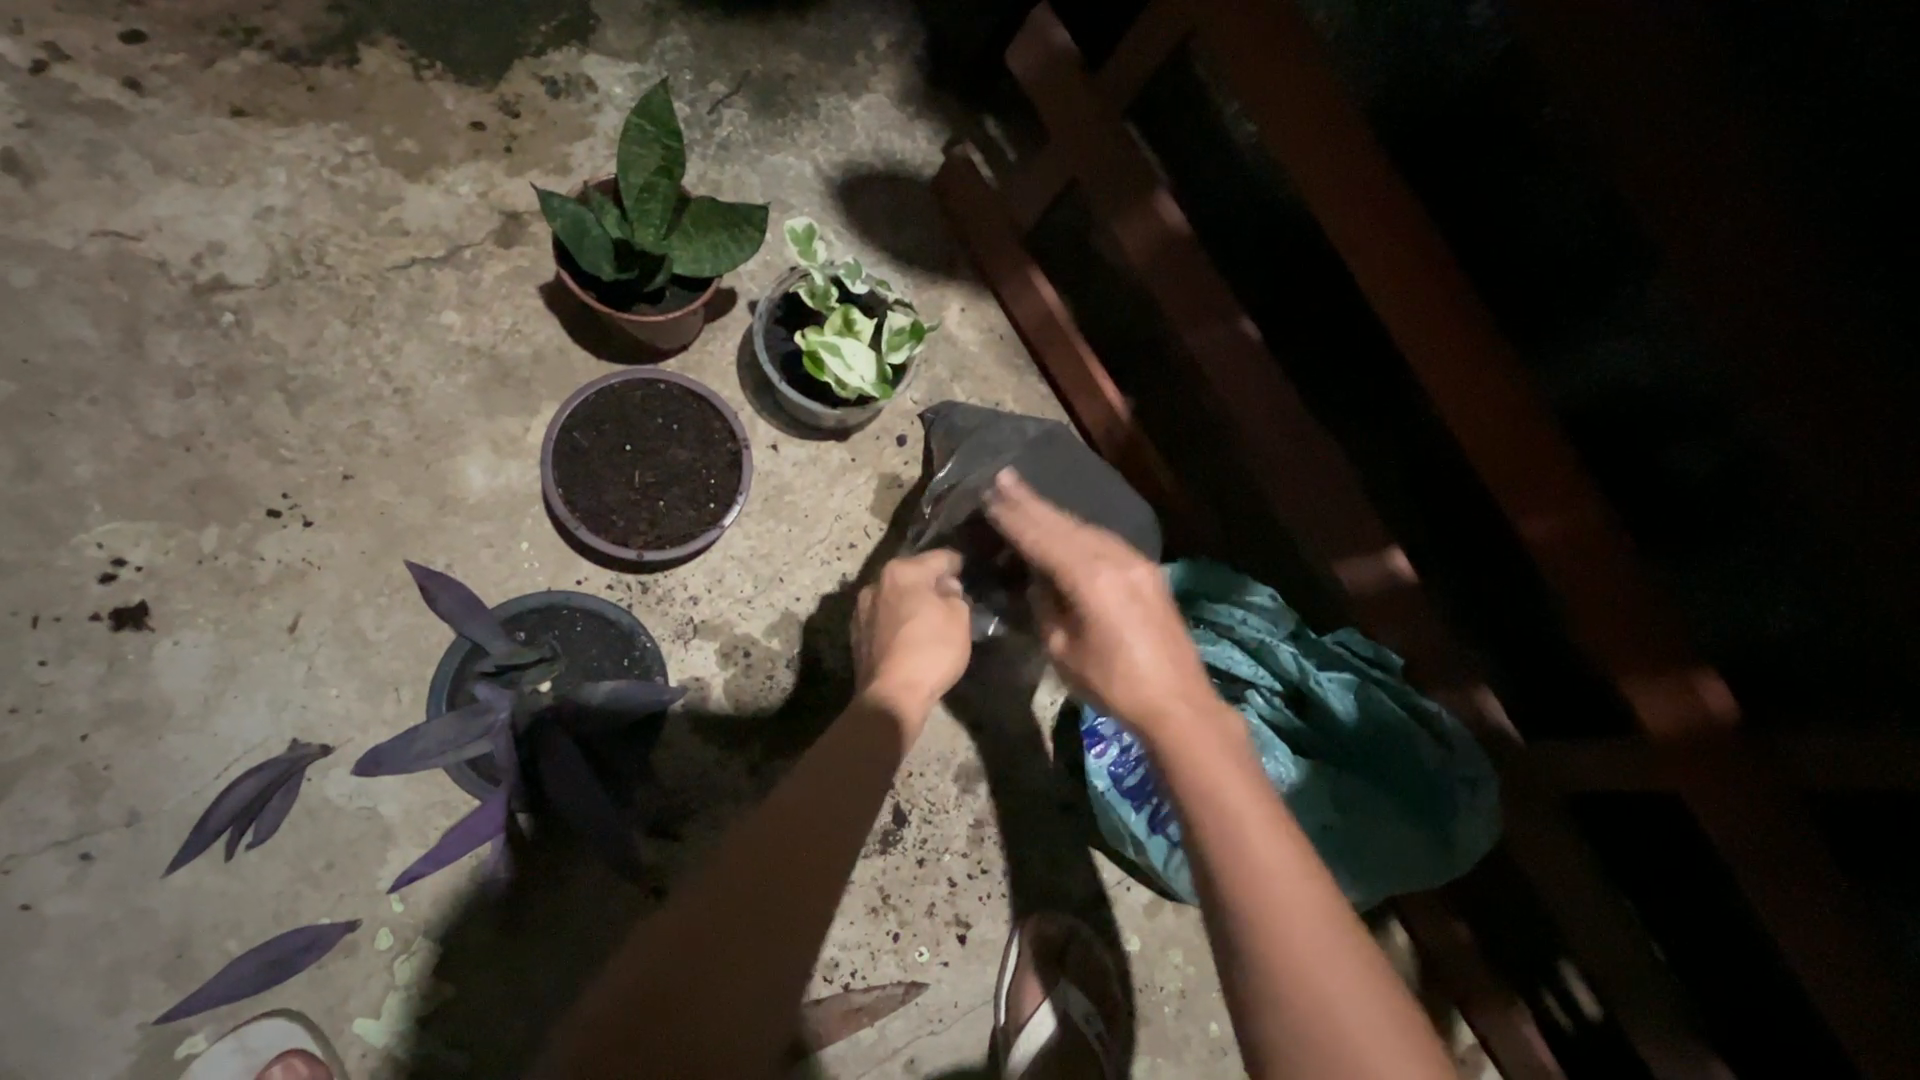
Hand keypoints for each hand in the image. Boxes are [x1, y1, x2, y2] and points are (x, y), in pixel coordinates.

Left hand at [852, 549, 972, 728]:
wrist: (891, 696)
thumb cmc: (930, 651)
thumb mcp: (959, 618)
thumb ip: (955, 595)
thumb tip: (946, 588)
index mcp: (902, 571)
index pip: (939, 557)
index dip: (957, 564)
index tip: (967, 571)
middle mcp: (876, 583)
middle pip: (912, 575)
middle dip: (931, 584)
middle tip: (951, 598)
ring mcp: (861, 610)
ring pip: (895, 597)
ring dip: (911, 603)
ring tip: (929, 619)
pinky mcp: (855, 635)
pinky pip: (884, 619)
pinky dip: (898, 622)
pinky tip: (910, 637)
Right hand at [985, 469, 1220, 739]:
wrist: (1178, 703)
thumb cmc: (1113, 684)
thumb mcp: (1063, 649)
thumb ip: (1045, 606)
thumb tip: (1038, 580)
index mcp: (1090, 577)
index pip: (1042, 538)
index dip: (1013, 517)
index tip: (989, 494)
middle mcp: (1115, 558)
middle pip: (1065, 524)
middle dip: (1031, 502)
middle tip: (1003, 477)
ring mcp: (1136, 562)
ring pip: (1086, 529)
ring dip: (1054, 514)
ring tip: (1025, 497)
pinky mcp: (1147, 573)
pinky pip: (1104, 541)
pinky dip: (1077, 531)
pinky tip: (1064, 528)